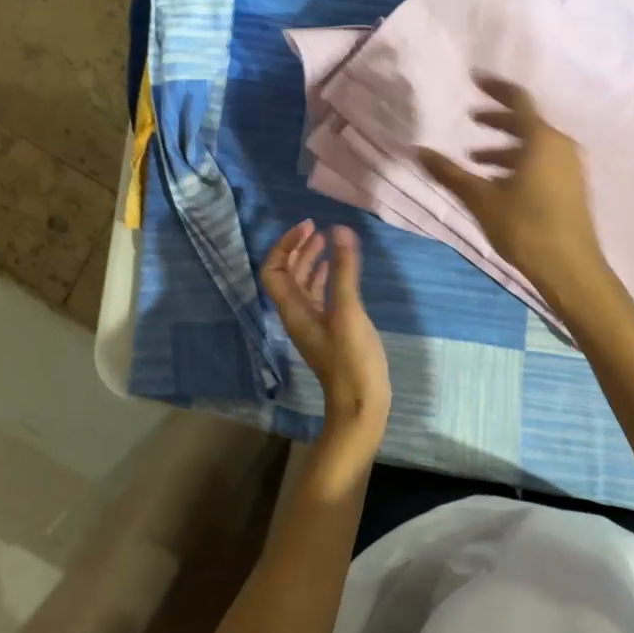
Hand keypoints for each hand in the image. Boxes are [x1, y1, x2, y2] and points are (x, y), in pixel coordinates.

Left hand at [262, 221, 391, 445]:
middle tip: (318, 228)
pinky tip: (340, 269)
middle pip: (287, 274)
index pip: (274, 270)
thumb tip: (339, 231)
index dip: (285, 245)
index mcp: (293, 309)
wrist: (360, 405)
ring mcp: (314, 323)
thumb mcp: (348, 312)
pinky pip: (321, 296)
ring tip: (328, 240)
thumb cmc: (351, 360)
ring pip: (304, 284)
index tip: (309, 227)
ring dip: (312, 260)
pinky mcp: (331, 330)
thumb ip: (344, 271)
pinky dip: (326, 277)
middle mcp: (298, 314)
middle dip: (298, 248)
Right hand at [418, 77, 609, 302]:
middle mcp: (560, 146)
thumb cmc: (525, 228)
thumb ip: (449, 173)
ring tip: (475, 158)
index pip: (518, 99)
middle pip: (526, 122)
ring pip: (534, 144)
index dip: (494, 88)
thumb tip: (419, 151)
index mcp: (541, 139)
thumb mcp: (480, 199)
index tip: (474, 79)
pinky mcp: (572, 188)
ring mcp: (570, 167)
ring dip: (505, 146)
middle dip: (497, 119)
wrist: (570, 270)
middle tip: (471, 118)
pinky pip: (543, 161)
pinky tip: (498, 183)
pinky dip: (519, 162)